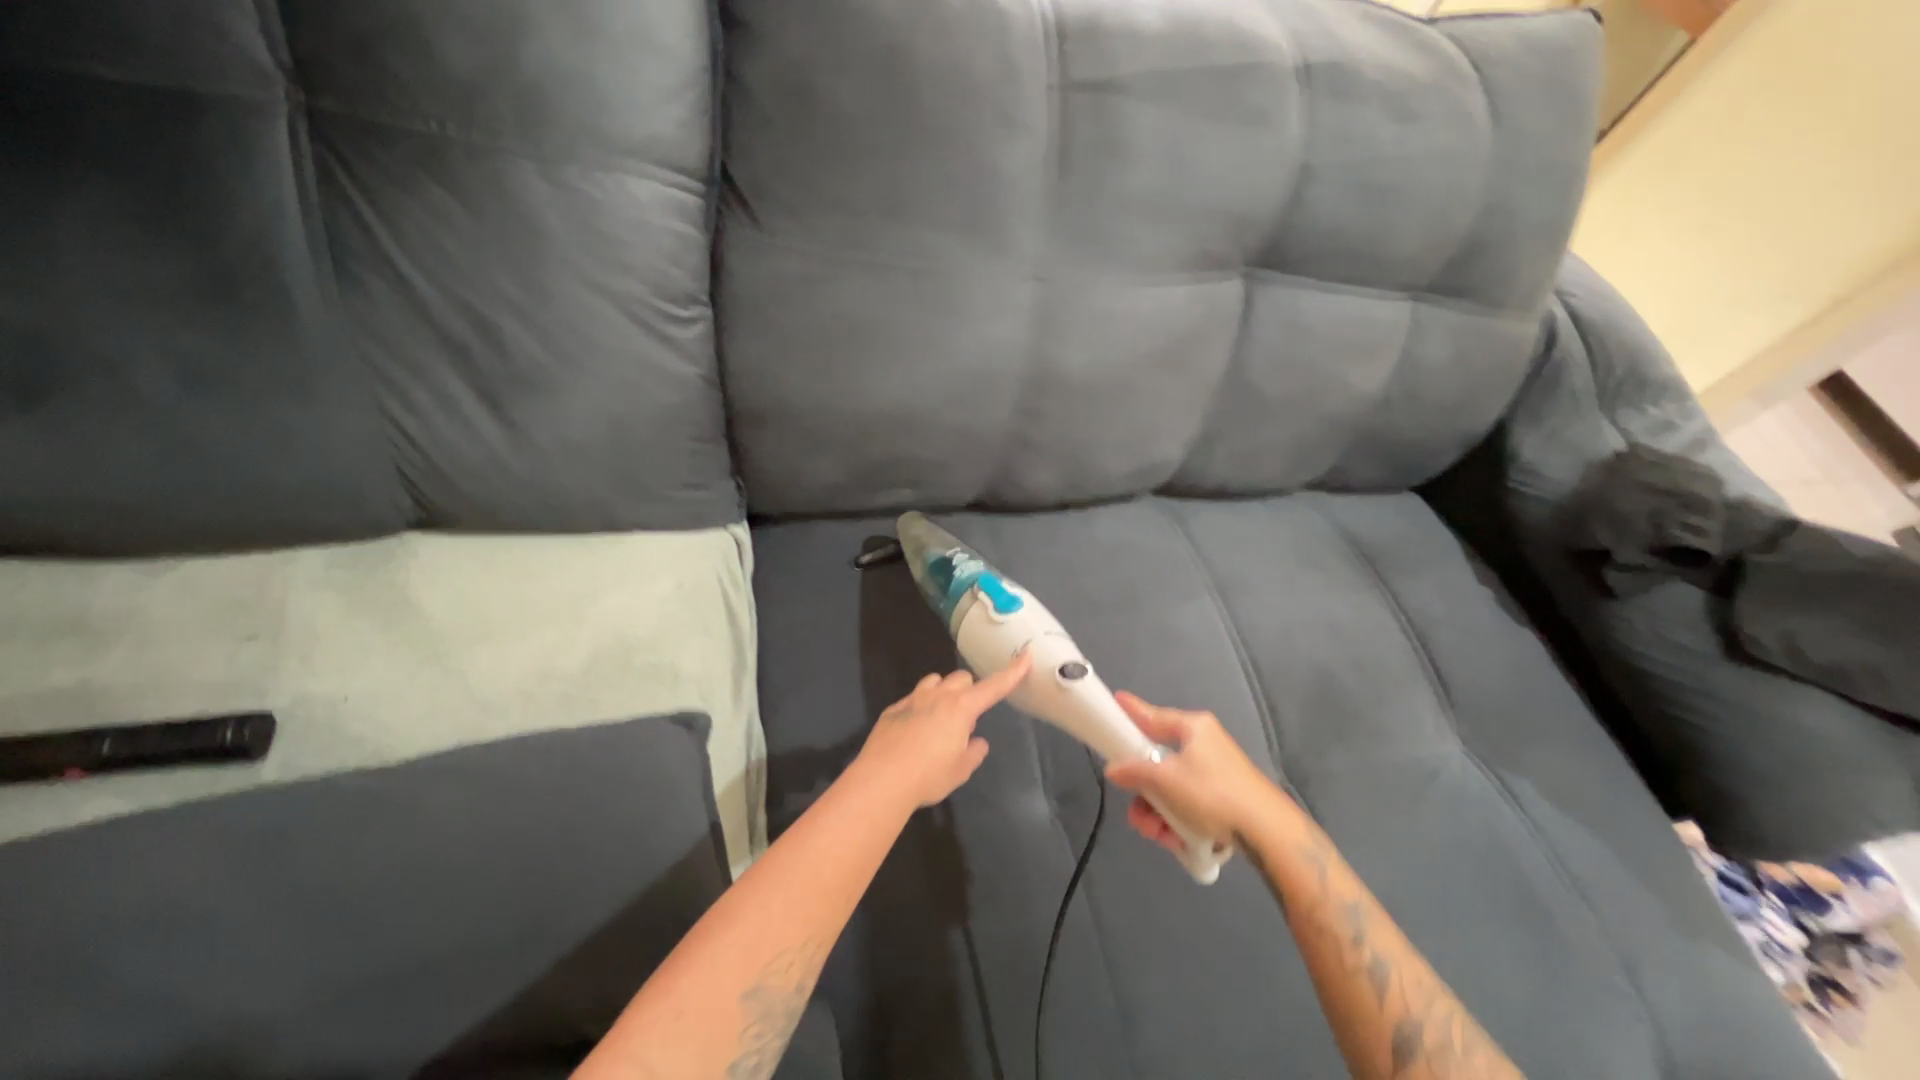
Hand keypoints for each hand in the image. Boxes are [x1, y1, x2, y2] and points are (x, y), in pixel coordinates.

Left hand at [853, 653, 1032, 807]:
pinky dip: (920, 707)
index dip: (1012, 673)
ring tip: (940, 718)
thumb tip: (977, 741)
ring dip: (943, 692)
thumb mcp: (960, 770)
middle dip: (969, 690)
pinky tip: (914, 731)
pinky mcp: (893, 709)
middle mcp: (938, 697)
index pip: (993, 687)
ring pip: (934, 681)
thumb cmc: (929, 777)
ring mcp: (913, 699)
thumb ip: (973, 752)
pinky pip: (912, 698)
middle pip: (961, 678)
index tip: (1026, 656)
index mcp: (961, 709)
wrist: (882, 780)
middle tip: (966, 718)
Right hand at [1105, 693, 1282, 854]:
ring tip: (1155, 834)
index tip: (1115, 701)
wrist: (1266, 831)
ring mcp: (1213, 774)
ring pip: (1170, 790)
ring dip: (1156, 814)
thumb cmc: (1212, 793)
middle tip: (1135, 811)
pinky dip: (1176, 822)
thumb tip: (1114, 768)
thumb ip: (1134, 771)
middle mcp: (1203, 746)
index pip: (1154, 715)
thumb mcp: (1165, 780)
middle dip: (1143, 793)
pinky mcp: (1221, 799)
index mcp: (1193, 729)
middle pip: (1158, 762)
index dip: (1132, 711)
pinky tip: (1172, 841)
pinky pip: (1187, 806)